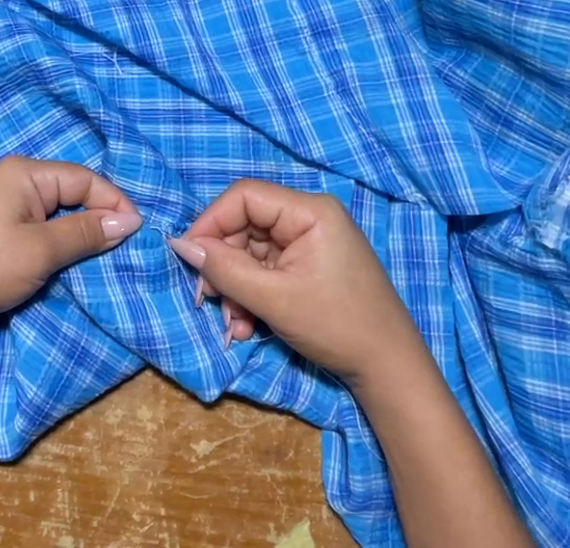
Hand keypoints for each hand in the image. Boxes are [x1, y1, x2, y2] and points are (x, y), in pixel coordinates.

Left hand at [0, 156, 142, 331]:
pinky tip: (68, 261)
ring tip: (101, 258)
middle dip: (98, 218)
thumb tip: (129, 221)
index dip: (115, 203)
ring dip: (77, 233)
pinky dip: (56, 242)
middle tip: (123, 249)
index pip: (84, 178)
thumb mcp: (40, 251)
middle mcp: (12, 179)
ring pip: (54, 212)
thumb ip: (84, 233)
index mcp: (24, 173)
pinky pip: (37, 226)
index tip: (138, 235)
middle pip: (70, 192)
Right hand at [168, 180, 425, 383]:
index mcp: (310, 211)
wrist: (390, 372)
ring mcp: (309, 243)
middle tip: (209, 301)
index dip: (211, 222)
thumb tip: (179, 245)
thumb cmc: (337, 326)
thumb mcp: (273, 298)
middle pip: (244, 226)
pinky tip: (247, 325)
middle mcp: (309, 218)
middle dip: (223, 265)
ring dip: (234, 287)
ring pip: (249, 252)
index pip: (244, 197)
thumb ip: (223, 268)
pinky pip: (264, 269)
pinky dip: (250, 294)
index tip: (189, 256)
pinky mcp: (308, 267)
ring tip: (234, 324)